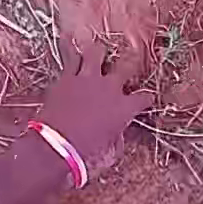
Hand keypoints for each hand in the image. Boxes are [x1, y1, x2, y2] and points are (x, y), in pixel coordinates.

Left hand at [35, 37, 153, 172]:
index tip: (145, 99)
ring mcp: (88, 79)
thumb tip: (117, 131)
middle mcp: (110, 87)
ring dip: (99, 53)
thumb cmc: (86, 151)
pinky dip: (75, 58)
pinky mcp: (67, 77)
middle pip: (127, 66)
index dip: (146, 98)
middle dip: (131, 62)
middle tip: (131, 60)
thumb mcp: (110, 149)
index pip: (144, 97)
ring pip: (97, 54)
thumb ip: (117, 135)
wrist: (57, 142)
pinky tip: (75, 56)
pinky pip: (72, 60)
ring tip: (99, 52)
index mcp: (124, 107)